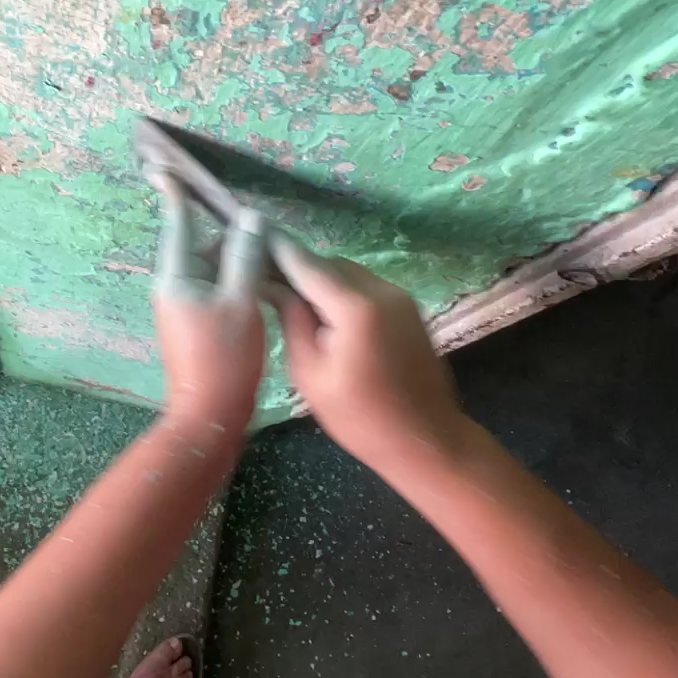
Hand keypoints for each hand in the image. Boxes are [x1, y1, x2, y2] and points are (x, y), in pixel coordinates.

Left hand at [149, 172, 266, 425]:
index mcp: (176, 277)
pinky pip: (217, 286)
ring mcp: (184, 305)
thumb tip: (250, 219)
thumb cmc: (223, 360)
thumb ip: (246, 258)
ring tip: (271, 251)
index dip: (175, 194)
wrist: (210, 416)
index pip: (177, 224)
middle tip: (264, 227)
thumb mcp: (241, 302)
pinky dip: (237, 279)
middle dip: (229, 234)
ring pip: (213, 267)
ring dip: (238, 258)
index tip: (164, 166)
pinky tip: (262, 279)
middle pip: (202, 245)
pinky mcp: (198, 320)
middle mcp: (174, 286)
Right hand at [269, 234, 470, 471]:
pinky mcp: (408, 308)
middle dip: (298, 268)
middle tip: (267, 281)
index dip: (277, 250)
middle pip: (329, 263)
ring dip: (321, 279)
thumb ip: (292, 320)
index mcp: (355, 308)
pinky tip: (326, 314)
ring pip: (349, 271)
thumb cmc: (359, 417)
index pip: (307, 264)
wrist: (425, 441)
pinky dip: (342, 290)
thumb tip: (272, 285)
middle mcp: (382, 291)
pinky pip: (366, 285)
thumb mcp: (310, 373)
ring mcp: (400, 297)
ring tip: (293, 300)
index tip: (252, 236)